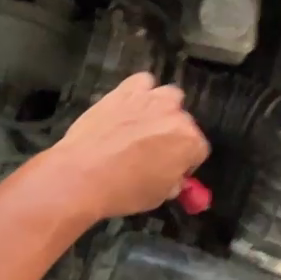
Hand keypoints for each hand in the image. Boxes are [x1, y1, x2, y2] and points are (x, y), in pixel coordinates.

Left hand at [44, 72, 209, 220]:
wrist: (82, 174)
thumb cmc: (124, 191)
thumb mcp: (158, 196)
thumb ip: (173, 182)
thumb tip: (174, 178)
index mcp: (189, 142)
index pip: (199, 150)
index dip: (186, 161)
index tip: (172, 170)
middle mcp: (175, 114)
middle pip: (184, 121)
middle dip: (173, 134)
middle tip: (154, 150)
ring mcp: (150, 98)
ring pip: (168, 96)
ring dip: (161, 108)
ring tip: (142, 125)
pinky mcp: (125, 89)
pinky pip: (142, 82)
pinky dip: (140, 92)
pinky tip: (128, 106)